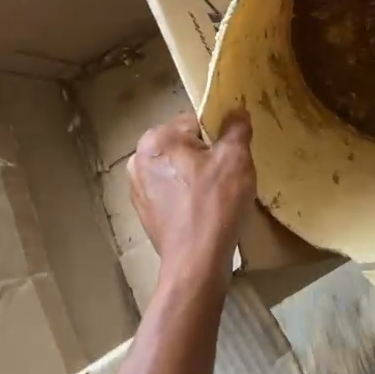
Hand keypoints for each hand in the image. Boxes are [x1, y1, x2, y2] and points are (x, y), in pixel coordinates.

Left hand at [128, 112, 255, 279]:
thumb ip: (236, 127)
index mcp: (157, 139)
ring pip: (180, 167)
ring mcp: (138, 188)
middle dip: (208, 154)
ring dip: (198, 174)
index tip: (234, 153)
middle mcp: (139, 159)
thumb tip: (236, 111)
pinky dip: (188, 194)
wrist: (196, 262)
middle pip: (186, 144)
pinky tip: (205, 209)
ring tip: (219, 193)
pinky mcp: (145, 211)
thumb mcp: (236, 158)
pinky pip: (173, 190)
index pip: (197, 120)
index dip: (220, 134)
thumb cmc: (215, 204)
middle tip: (229, 173)